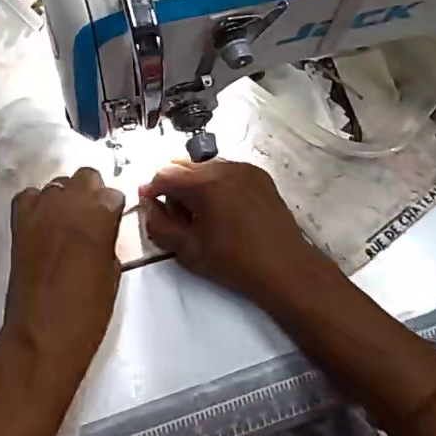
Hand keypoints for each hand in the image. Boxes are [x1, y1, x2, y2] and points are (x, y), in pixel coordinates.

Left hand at [2, 167, 124, 384]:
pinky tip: (43, 225)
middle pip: (85, 177)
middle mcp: (70, 202)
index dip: (113, 211)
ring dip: (65, 198)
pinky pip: (29, 197)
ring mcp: (41, 209)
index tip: (111, 226)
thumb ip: (108, 241)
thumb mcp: (112, 273)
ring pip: (57, 184)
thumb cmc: (87, 311)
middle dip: (91, 194)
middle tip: (91, 221)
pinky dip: (37, 205)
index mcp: (100, 213)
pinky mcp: (19, 222)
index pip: (112, 194)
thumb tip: (102, 232)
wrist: (42, 333)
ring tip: (66, 225)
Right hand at [139, 159, 342, 317]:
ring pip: (206, 168)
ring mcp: (245, 170)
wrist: (285, 269)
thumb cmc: (236, 262)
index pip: (164, 174)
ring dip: (194, 185)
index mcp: (205, 182)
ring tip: (200, 216)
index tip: (149, 203)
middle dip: (173, 186)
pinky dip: (216, 185)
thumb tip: (150, 207)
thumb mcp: (187, 248)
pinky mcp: (259, 177)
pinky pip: (227, 173)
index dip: (151, 189)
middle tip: (174, 214)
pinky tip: (221, 212)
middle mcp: (225, 167)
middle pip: (184, 166)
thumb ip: (159, 224)